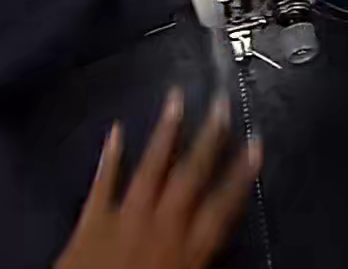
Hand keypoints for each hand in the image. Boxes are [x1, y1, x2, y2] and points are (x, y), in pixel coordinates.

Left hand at [53, 88, 262, 268]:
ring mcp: (124, 219)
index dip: (241, 174)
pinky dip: (110, 156)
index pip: (221, 207)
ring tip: (176, 96)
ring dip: (166, 131)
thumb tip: (220, 240)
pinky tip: (116, 129)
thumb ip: (200, 262)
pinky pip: (103, 184)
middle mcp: (160, 227)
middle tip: (221, 100)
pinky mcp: (92, 223)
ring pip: (152, 167)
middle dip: (209, 137)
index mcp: (185, 252)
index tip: (255, 141)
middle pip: (190, 175)